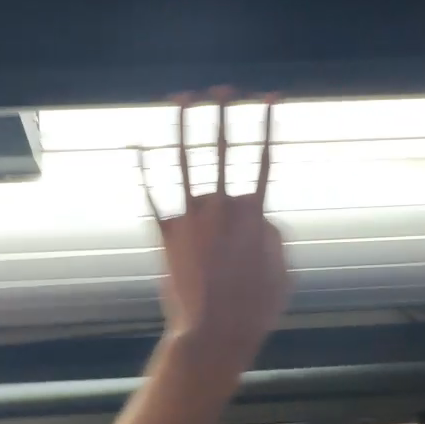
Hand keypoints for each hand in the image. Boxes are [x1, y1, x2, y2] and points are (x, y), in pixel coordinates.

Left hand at [139, 88, 288, 368]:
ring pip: (183, 162)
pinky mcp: (166, 235)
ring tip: (181, 100)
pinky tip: (141, 145)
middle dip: (221, 115)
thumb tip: (265, 218)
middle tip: (221, 90)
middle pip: (220, 150)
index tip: (267, 97)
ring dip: (182, 127)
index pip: (262, 156)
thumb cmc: (254, 310)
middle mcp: (220, 209)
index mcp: (254, 214)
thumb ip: (276, 238)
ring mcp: (190, 220)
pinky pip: (153, 193)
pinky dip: (146, 167)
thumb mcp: (283, 273)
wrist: (214, 334)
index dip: (265, 124)